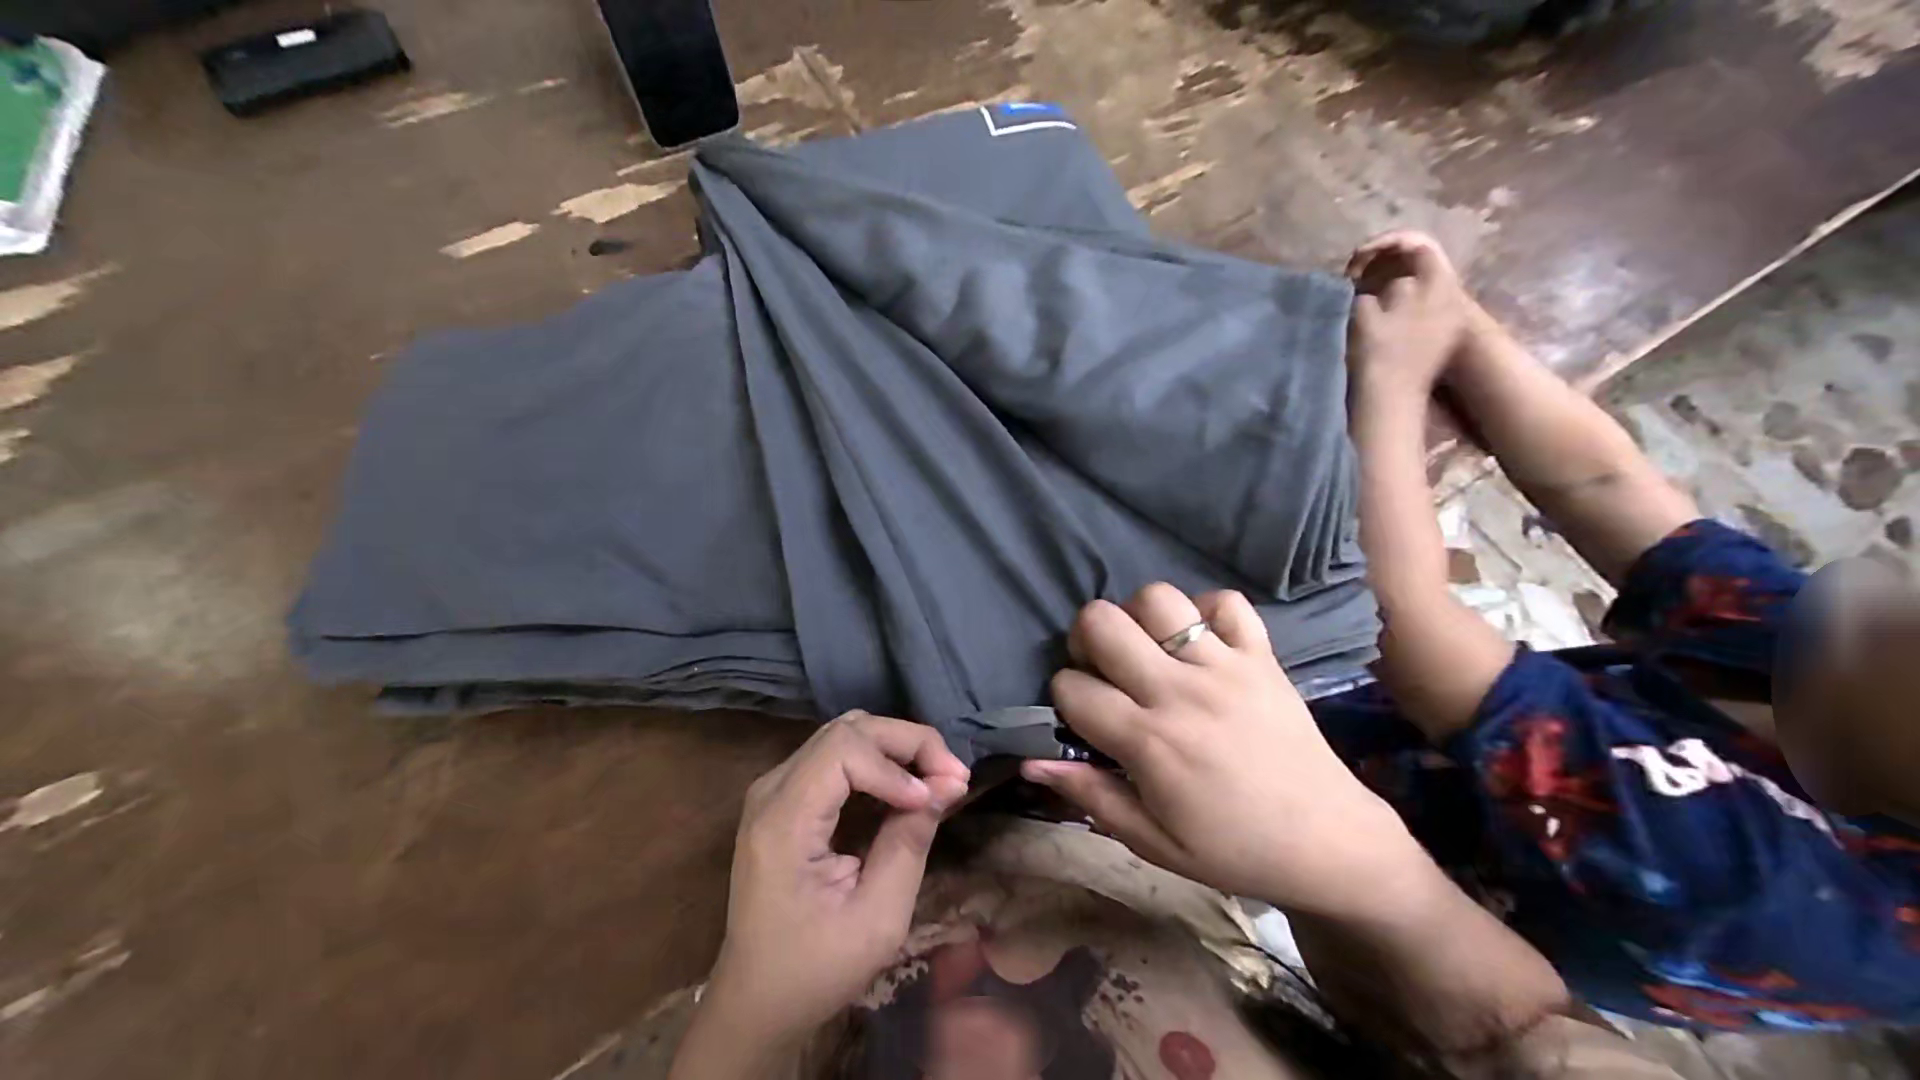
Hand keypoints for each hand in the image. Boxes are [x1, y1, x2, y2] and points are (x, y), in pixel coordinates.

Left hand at [704, 711, 970, 1045]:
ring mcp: (773, 789)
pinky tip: (905, 784)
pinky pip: (835, 755)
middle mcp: (771, 789)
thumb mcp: (877, 919)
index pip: (844, 750)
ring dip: (895, 747)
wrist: (757, 1000)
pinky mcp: (784, 797)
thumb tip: (949, 784)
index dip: (897, 765)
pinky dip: (878, 759)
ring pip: (843, 734)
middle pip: (846, 730)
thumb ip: (910, 843)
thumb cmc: (815, 970)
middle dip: (907, 742)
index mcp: (783, 821)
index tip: (936, 800)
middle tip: (953, 775)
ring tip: (936, 776)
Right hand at [1020, 583, 1428, 915]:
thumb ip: (1091, 795)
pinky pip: (1226, 602)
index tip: (1084, 714)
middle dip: (1086, 639)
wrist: (1331, 842)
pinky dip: (1205, 612)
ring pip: (1158, 599)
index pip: (1071, 686)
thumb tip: (1030, 762)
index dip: (1065, 696)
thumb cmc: (1234, 848)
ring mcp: (1226, 667)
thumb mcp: (1154, 841)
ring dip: (1139, 617)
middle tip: (1104, 668)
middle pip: (1102, 622)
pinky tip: (1201, 643)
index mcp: (1150, 741)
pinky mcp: (1263, 656)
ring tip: (1150, 649)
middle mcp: (1181, 691)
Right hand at [1345, 230, 1477, 401]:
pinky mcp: (1437, 338)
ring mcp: (1446, 318)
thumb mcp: (1363, 312)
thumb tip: (1369, 288)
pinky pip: (1417, 306)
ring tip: (1359, 297)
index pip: (1416, 244)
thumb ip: (1367, 289)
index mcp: (1436, 283)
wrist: (1391, 398)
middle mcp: (1449, 294)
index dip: (1382, 246)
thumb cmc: (1377, 352)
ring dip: (1386, 286)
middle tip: (1354, 279)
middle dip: (1383, 266)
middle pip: (1417, 265)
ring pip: (1415, 287)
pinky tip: (1374, 316)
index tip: (1354, 263)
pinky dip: (1394, 304)